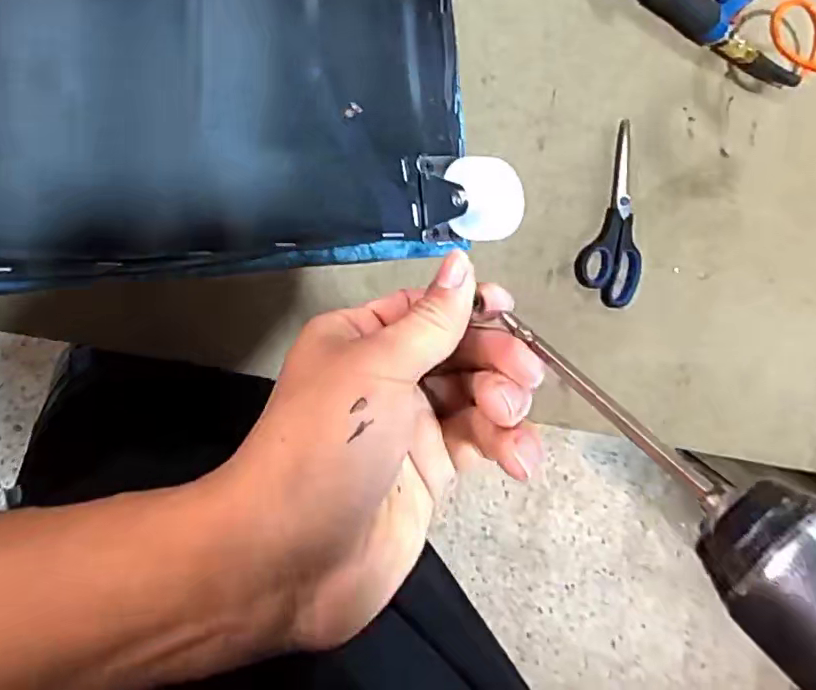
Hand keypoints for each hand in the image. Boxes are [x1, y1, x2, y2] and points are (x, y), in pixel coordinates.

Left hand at [210, 250, 546, 651]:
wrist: (293, 554)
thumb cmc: (328, 440)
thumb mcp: (376, 368)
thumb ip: (429, 321)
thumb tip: (460, 261)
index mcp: (358, 336)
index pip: (422, 307)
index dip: (465, 305)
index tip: (506, 308)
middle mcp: (383, 373)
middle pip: (454, 349)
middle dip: (493, 356)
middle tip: (522, 375)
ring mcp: (408, 423)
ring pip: (472, 395)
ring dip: (504, 403)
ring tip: (509, 421)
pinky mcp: (429, 471)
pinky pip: (476, 442)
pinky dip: (504, 445)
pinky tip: (520, 460)